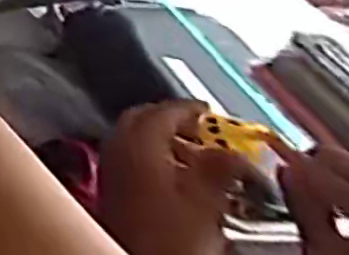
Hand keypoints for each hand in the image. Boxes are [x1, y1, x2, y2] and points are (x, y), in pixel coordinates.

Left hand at [100, 101, 263, 254]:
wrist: (137, 253)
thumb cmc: (171, 232)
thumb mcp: (204, 200)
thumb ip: (219, 170)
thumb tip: (236, 153)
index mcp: (136, 140)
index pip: (161, 111)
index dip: (189, 109)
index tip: (211, 110)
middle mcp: (118, 142)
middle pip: (146, 118)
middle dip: (176, 121)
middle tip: (210, 132)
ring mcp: (112, 159)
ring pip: (140, 135)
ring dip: (170, 139)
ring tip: (205, 158)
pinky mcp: (114, 179)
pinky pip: (136, 153)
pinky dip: (160, 154)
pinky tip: (184, 176)